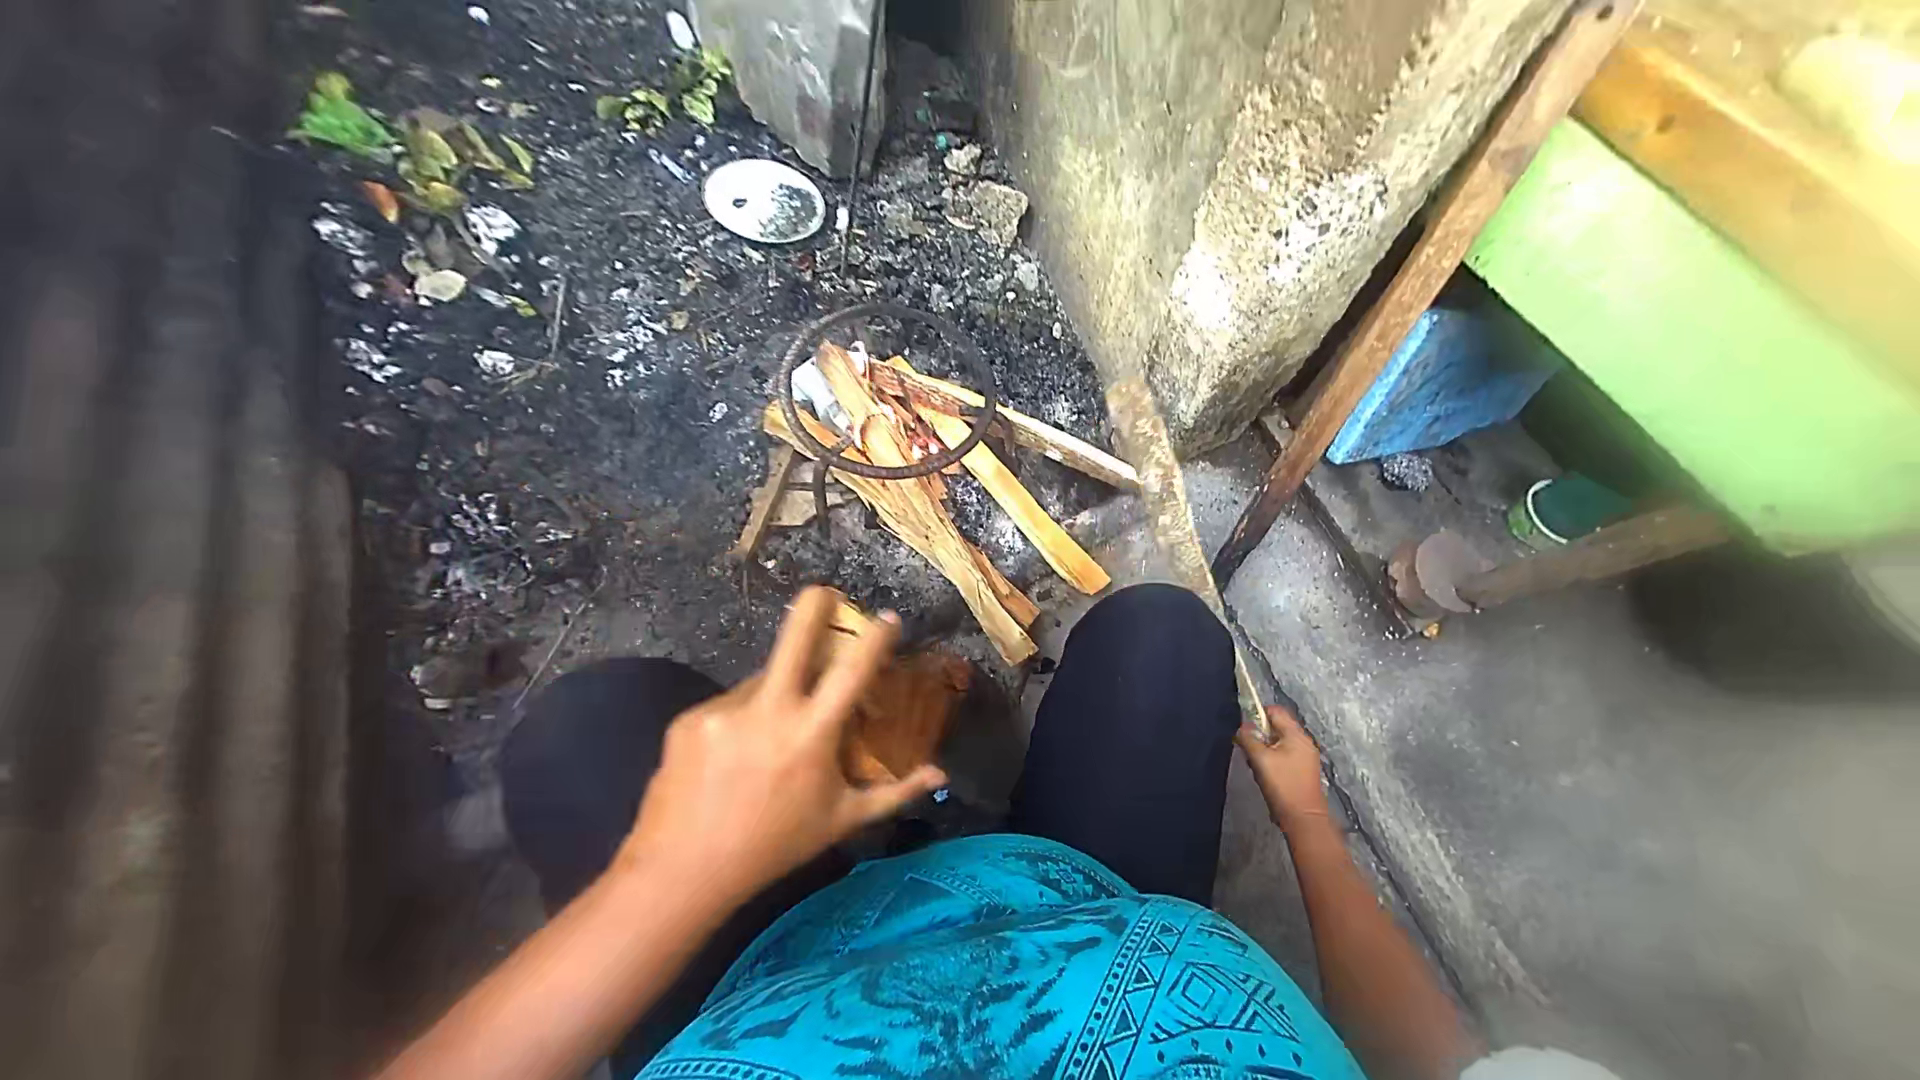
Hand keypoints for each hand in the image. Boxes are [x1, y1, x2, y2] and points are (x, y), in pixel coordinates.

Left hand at [616, 587, 945, 906]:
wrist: (680, 872)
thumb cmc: (774, 846)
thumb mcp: (840, 821)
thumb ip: (894, 793)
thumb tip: (940, 774)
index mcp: (810, 735)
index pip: (852, 673)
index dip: (874, 640)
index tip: (888, 616)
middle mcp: (769, 711)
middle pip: (795, 638)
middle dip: (814, 606)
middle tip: (824, 591)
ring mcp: (724, 711)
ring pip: (761, 682)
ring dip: (774, 695)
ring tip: (766, 740)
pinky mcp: (691, 719)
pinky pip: (728, 706)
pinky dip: (739, 720)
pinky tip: (732, 756)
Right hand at [1236, 703, 1329, 829]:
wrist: (1302, 818)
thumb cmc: (1282, 784)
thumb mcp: (1260, 758)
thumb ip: (1248, 738)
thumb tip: (1243, 726)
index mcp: (1296, 735)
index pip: (1276, 711)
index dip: (1258, 713)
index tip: (1244, 727)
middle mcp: (1304, 742)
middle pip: (1277, 726)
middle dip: (1259, 734)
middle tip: (1247, 747)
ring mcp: (1305, 757)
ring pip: (1278, 742)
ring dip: (1264, 748)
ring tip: (1255, 762)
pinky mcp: (1302, 770)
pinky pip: (1284, 755)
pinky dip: (1272, 758)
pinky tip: (1264, 772)